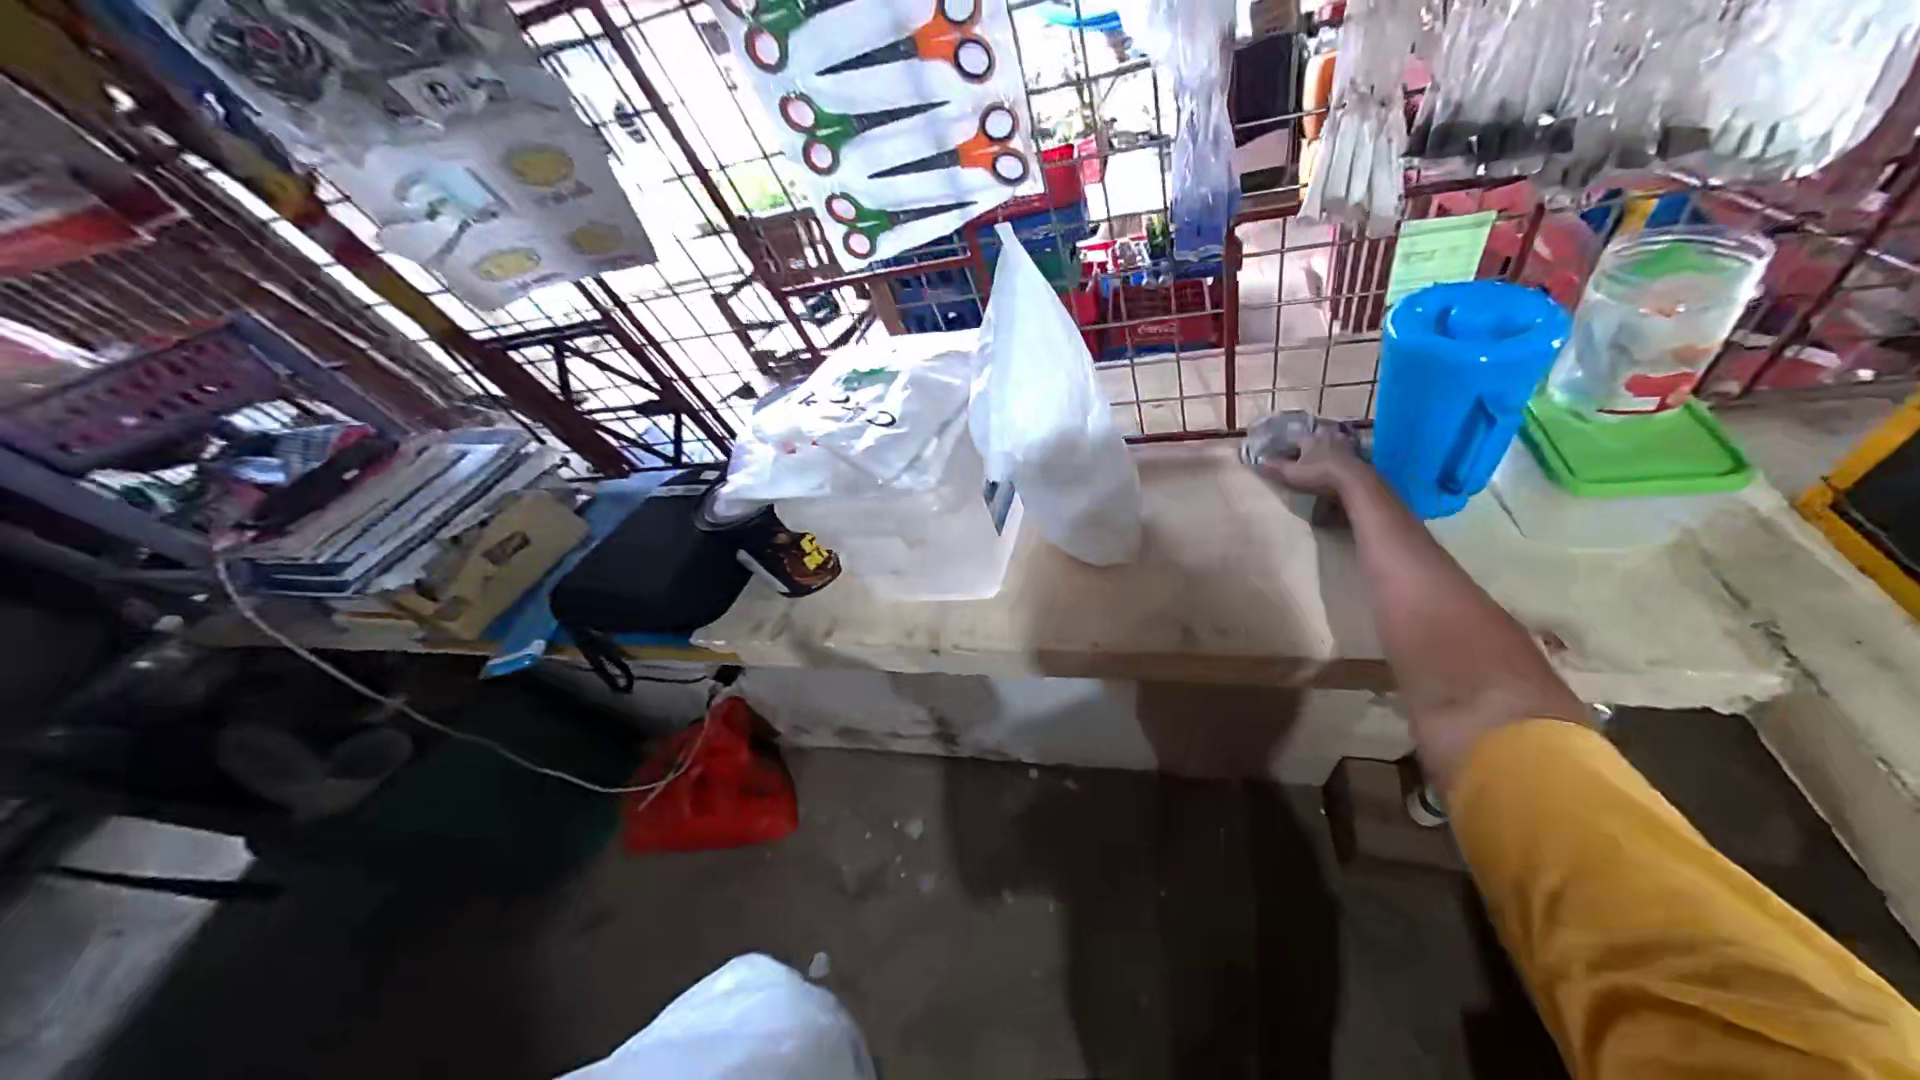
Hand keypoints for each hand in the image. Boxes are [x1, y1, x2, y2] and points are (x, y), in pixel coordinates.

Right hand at [1258, 431, 1362, 495]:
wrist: (1352, 479)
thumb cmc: (1318, 474)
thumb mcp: (1292, 474)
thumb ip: (1276, 468)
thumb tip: (1259, 462)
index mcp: (1309, 439)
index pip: (1296, 437)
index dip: (1289, 443)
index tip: (1284, 448)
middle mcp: (1326, 436)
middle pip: (1317, 434)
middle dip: (1311, 439)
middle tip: (1307, 447)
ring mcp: (1343, 444)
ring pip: (1333, 439)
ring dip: (1328, 443)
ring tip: (1324, 451)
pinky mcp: (1355, 454)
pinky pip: (1345, 450)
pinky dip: (1340, 453)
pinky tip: (1339, 460)